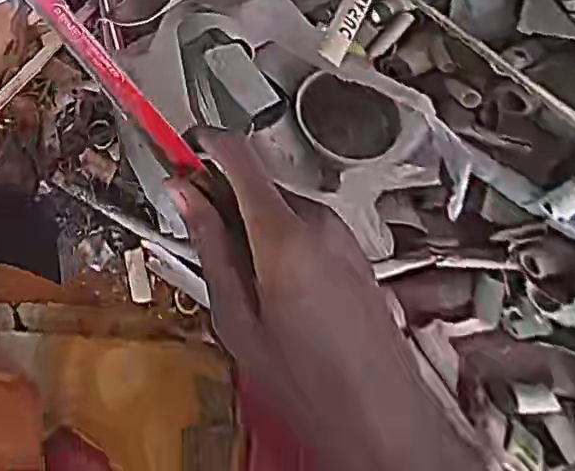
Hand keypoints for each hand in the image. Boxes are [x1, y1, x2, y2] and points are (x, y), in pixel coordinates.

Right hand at [168, 130, 481, 470]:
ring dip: (247, 219)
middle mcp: (316, 222)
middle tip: (199, 231)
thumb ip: (208, 244)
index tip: (181, 151)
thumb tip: (184, 193)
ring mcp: (340, 233)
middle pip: (252, 179)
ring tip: (239, 274)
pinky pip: (300, 221)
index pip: (236, 153)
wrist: (393, 431)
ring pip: (274, 200)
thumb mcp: (237, 318)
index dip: (202, 143)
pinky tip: (272, 284)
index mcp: (283, 235)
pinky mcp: (353, 248)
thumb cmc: (314, 388)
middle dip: (219, 195)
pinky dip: (274, 234)